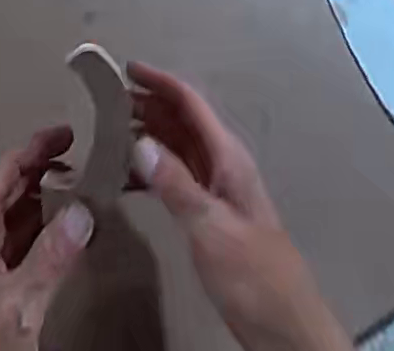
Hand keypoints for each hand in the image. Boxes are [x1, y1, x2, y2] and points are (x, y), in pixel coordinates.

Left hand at [0, 126, 96, 350]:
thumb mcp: (15, 303)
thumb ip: (50, 255)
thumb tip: (85, 210)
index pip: (8, 166)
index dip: (39, 145)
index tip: (73, 133)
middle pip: (15, 183)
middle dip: (49, 165)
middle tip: (88, 155)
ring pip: (22, 209)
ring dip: (50, 194)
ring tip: (85, 183)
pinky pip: (25, 236)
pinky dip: (48, 223)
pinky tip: (70, 227)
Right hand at [128, 62, 351, 350]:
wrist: (284, 325)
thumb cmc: (252, 272)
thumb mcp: (211, 228)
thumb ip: (176, 184)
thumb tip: (139, 141)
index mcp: (227, 155)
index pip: (191, 103)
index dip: (161, 82)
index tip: (127, 68)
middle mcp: (221, 161)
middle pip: (182, 119)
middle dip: (148, 103)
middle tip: (108, 100)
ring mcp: (215, 185)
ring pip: (177, 145)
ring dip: (148, 133)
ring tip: (111, 131)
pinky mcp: (208, 209)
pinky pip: (176, 174)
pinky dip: (152, 168)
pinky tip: (127, 175)